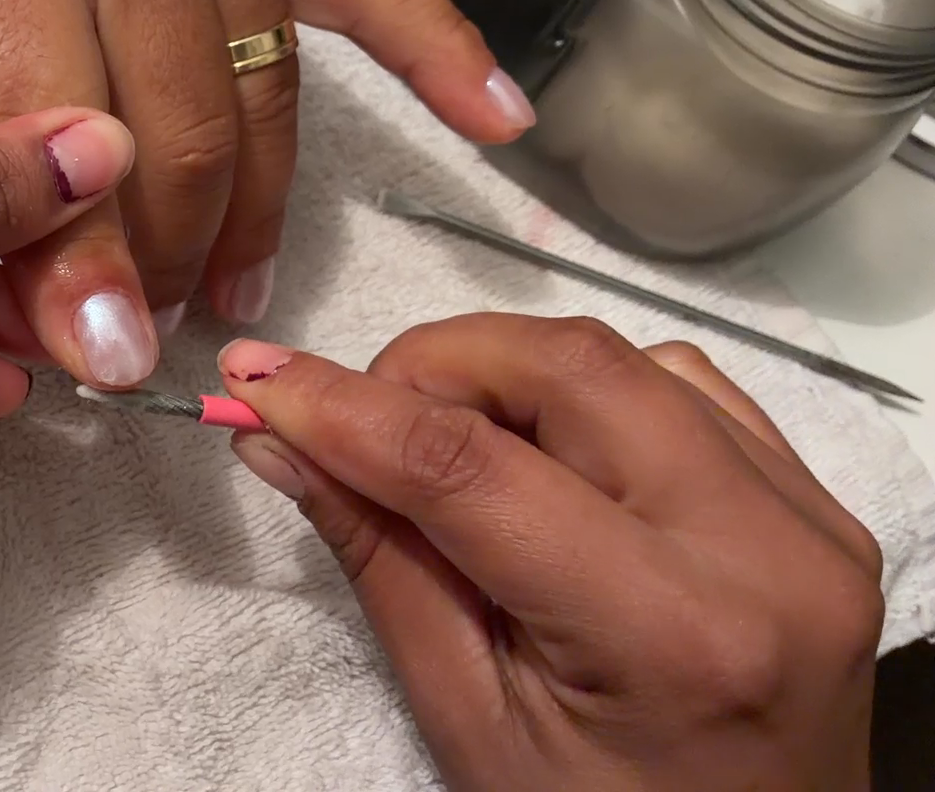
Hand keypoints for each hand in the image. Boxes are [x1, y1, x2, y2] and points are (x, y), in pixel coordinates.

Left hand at [0, 0, 530, 387]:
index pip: (53, 139)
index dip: (82, 265)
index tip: (101, 358)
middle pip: (176, 144)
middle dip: (165, 263)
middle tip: (144, 337)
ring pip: (260, 104)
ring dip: (252, 220)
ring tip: (228, 298)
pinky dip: (438, 54)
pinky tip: (492, 123)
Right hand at [218, 316, 880, 790]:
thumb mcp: (454, 698)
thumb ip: (366, 546)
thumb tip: (268, 437)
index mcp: (669, 631)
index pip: (463, 466)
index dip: (337, 405)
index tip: (247, 375)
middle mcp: (760, 545)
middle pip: (556, 363)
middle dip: (420, 366)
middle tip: (360, 427)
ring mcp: (800, 507)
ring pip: (602, 353)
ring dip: (485, 374)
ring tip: (443, 449)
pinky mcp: (802, 488)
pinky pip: (665, 374)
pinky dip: (561, 384)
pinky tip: (536, 449)